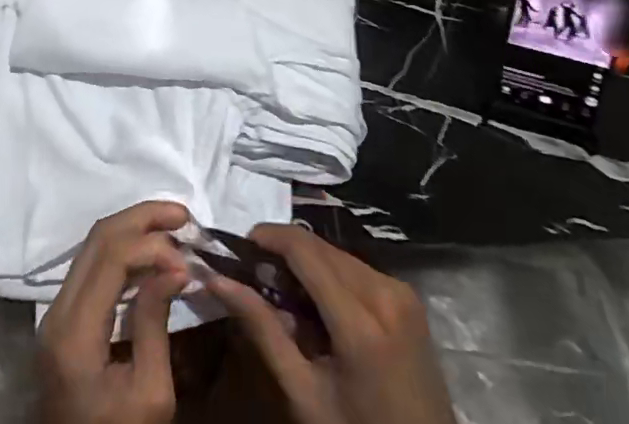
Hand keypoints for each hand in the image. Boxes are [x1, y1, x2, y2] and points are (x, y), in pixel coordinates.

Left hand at [38, 201, 192, 423]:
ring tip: (174, 227)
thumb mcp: (151, 393)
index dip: (152, 244)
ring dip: (134, 229)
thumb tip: (175, 266)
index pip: (110, 257)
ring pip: (93, 246)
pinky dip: (124, 250)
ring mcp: (55, 313)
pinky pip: (92, 266)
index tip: (189, 257)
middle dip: (143, 218)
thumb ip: (155, 322)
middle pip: (98, 239)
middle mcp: (56, 312)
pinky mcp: (64, 318)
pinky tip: (153, 253)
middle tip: (184, 215)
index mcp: (74, 333)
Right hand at [206, 225, 455, 423]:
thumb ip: (263, 330)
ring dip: (307, 260)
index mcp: (360, 321)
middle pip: (323, 248)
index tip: (238, 242)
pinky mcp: (409, 297)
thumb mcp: (303, 391)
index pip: (306, 251)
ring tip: (279, 289)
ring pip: (340, 255)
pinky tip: (315, 300)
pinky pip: (359, 270)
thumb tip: (219, 281)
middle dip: (284, 249)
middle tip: (252, 270)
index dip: (270, 236)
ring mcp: (403, 292)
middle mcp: (386, 292)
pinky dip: (331, 274)